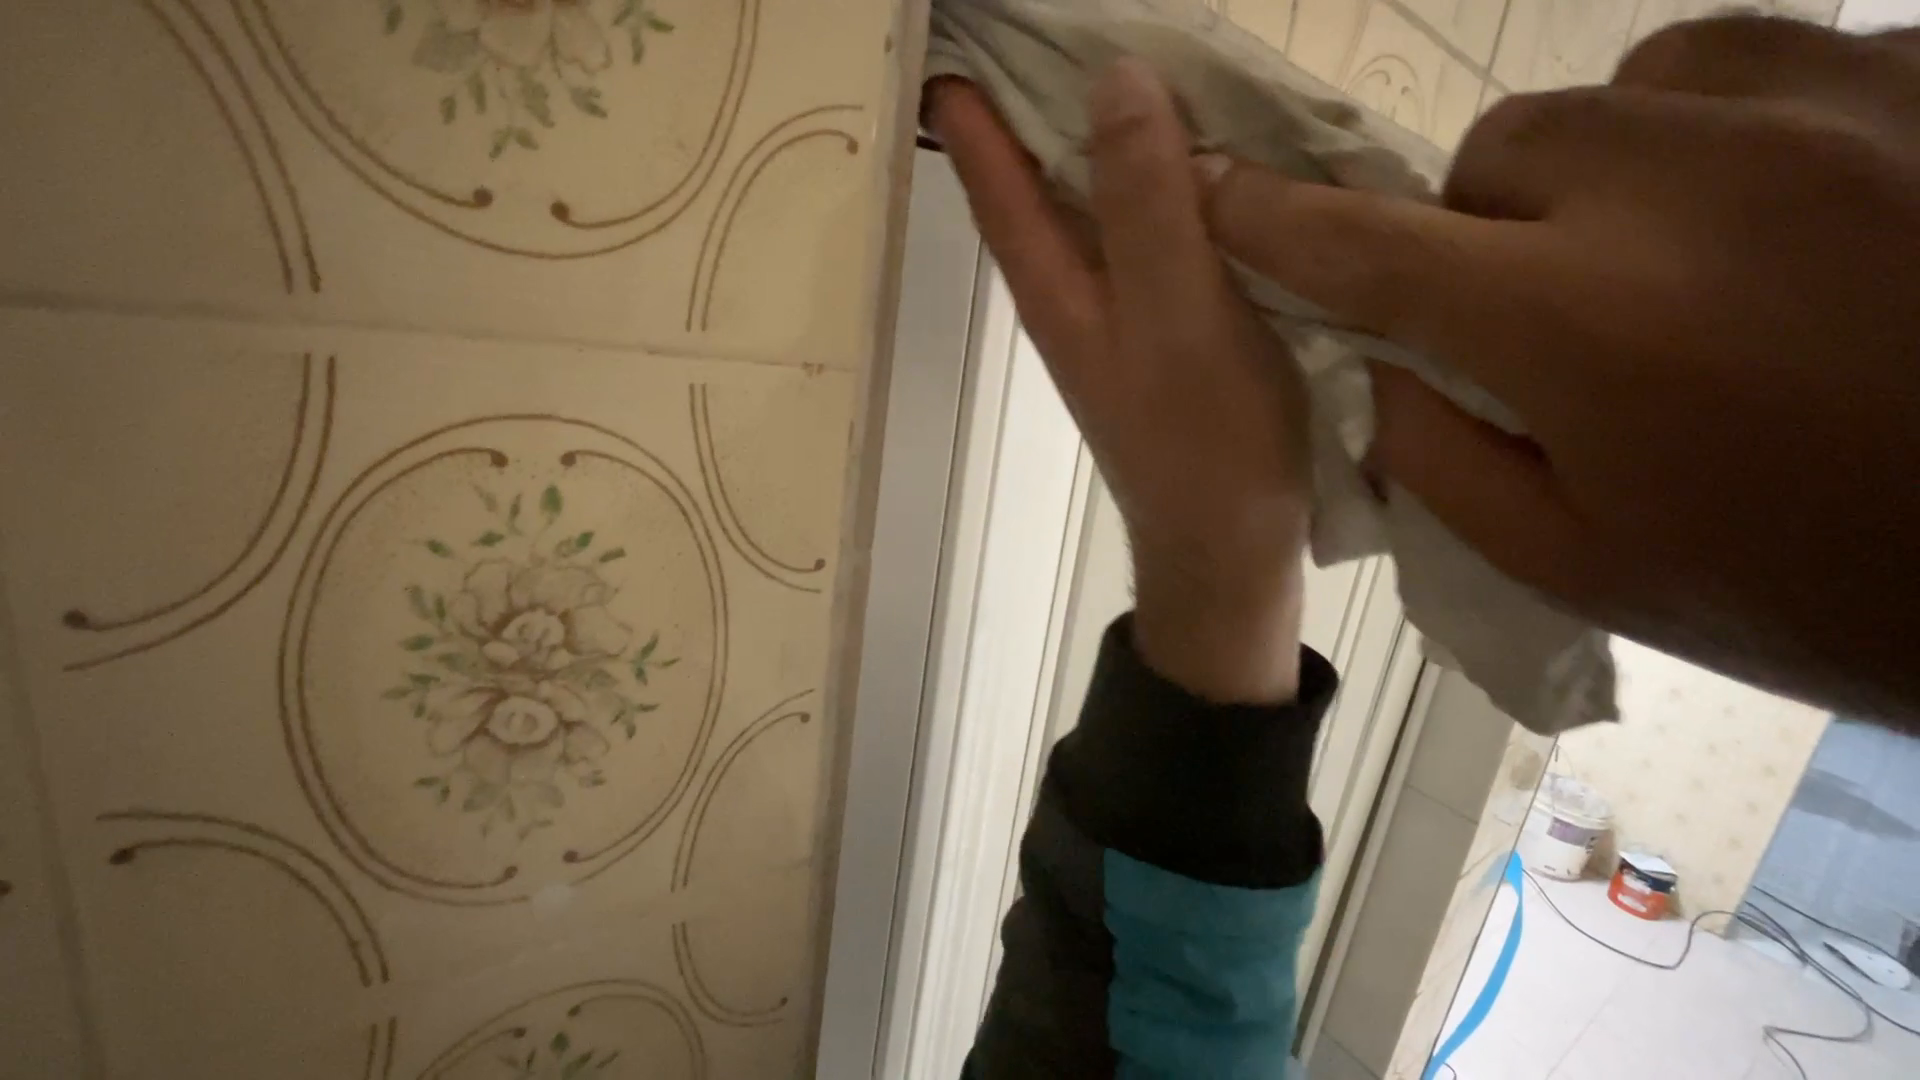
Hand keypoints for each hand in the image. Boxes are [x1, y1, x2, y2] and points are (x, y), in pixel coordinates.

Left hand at [926, 60, 1311, 703]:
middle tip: (1038, 35)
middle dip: (1025, 108)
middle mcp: (1072, 295)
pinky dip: (1155, 186)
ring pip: (1091, 208)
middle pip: (1033, 187)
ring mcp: (1117, 315)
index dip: (969, 111)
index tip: (950, 45)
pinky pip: (1147, 235)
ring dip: (1091, 139)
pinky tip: (1190, 158)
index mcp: (1057, 289)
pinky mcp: (1163, 331)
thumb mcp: (1176, 317)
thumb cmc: (1205, 443)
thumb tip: (1114, 84)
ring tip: (1116, 68)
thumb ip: (1146, 207)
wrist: (1229, 547)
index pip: (993, 180)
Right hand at [1201, 14, 1919, 723]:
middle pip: (1494, 151)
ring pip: (1624, 90)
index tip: (1214, 189)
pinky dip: (1722, 137)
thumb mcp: (1564, 557)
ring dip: (1596, 171)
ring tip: (1659, 255)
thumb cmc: (1796, 582)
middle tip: (1532, 309)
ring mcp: (1839, 105)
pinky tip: (1784, 218)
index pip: (1370, 251)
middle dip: (1477, 226)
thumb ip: (1432, 453)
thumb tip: (1377, 363)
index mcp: (1579, 323)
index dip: (1275, 221)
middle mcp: (1690, 182)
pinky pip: (1765, 69)